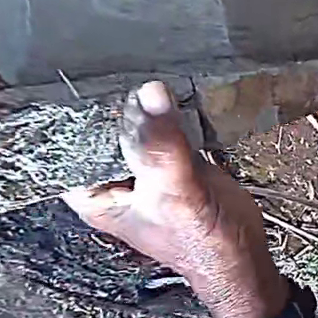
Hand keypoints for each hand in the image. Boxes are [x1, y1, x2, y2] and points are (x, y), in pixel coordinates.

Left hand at [63, 81, 288, 317]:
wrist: (245, 258)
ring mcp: (147, 167)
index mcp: (93, 190)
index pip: (72, 137)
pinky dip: (175, 112)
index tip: (95, 70)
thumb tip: (151, 90)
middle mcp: (114, 175)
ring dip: (149, 102)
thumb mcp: (175, 194)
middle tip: (128, 58)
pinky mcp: (178, 161)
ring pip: (139, 124)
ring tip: (153, 62)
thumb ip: (162, 147)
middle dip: (118, 98)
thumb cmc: (203, 240)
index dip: (80, 105)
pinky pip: (169, 129)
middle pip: (106, 125)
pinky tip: (181, 90)